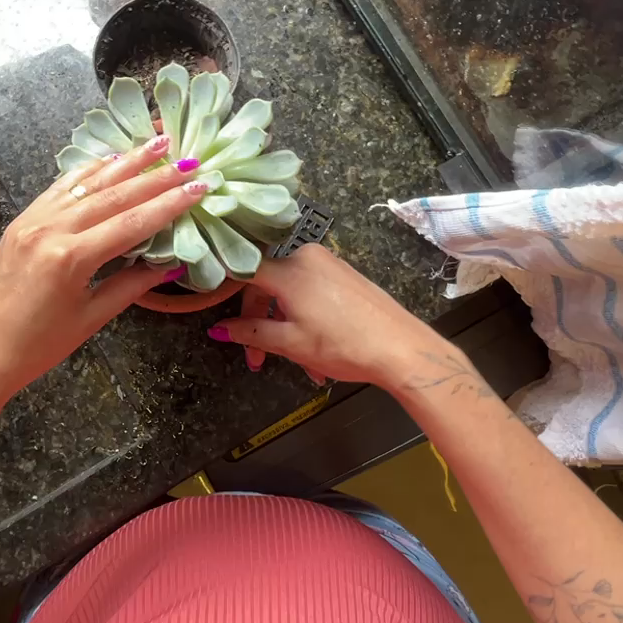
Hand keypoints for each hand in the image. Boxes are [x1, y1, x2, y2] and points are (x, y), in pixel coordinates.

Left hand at [0, 134, 208, 402]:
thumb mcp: (92, 318)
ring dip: (124, 163)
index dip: (170, 203)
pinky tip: (109, 160)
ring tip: (155, 144)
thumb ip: (132, 285)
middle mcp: (50, 229)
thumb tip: (172, 263)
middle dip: (155, 176)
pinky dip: (86, 173)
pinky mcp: (21, 221)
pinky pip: (59, 189)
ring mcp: (32, 220)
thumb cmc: (39, 346)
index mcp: (70, 258)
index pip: (132, 222)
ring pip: (86, 184)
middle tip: (187, 158)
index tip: (200, 185)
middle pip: (113, 195)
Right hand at [204, 244, 444, 390]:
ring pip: (290, 293)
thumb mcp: (291, 343)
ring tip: (300, 366)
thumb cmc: (344, 345)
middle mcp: (306, 256)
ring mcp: (329, 264)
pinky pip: (311, 292)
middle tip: (257, 359)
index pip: (243, 271)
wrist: (403, 350)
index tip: (220, 316)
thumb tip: (219, 330)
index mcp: (289, 269)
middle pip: (267, 284)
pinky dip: (305, 319)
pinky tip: (316, 352)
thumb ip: (250, 334)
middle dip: (259, 324)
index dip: (226, 294)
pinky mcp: (344, 275)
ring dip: (286, 328)